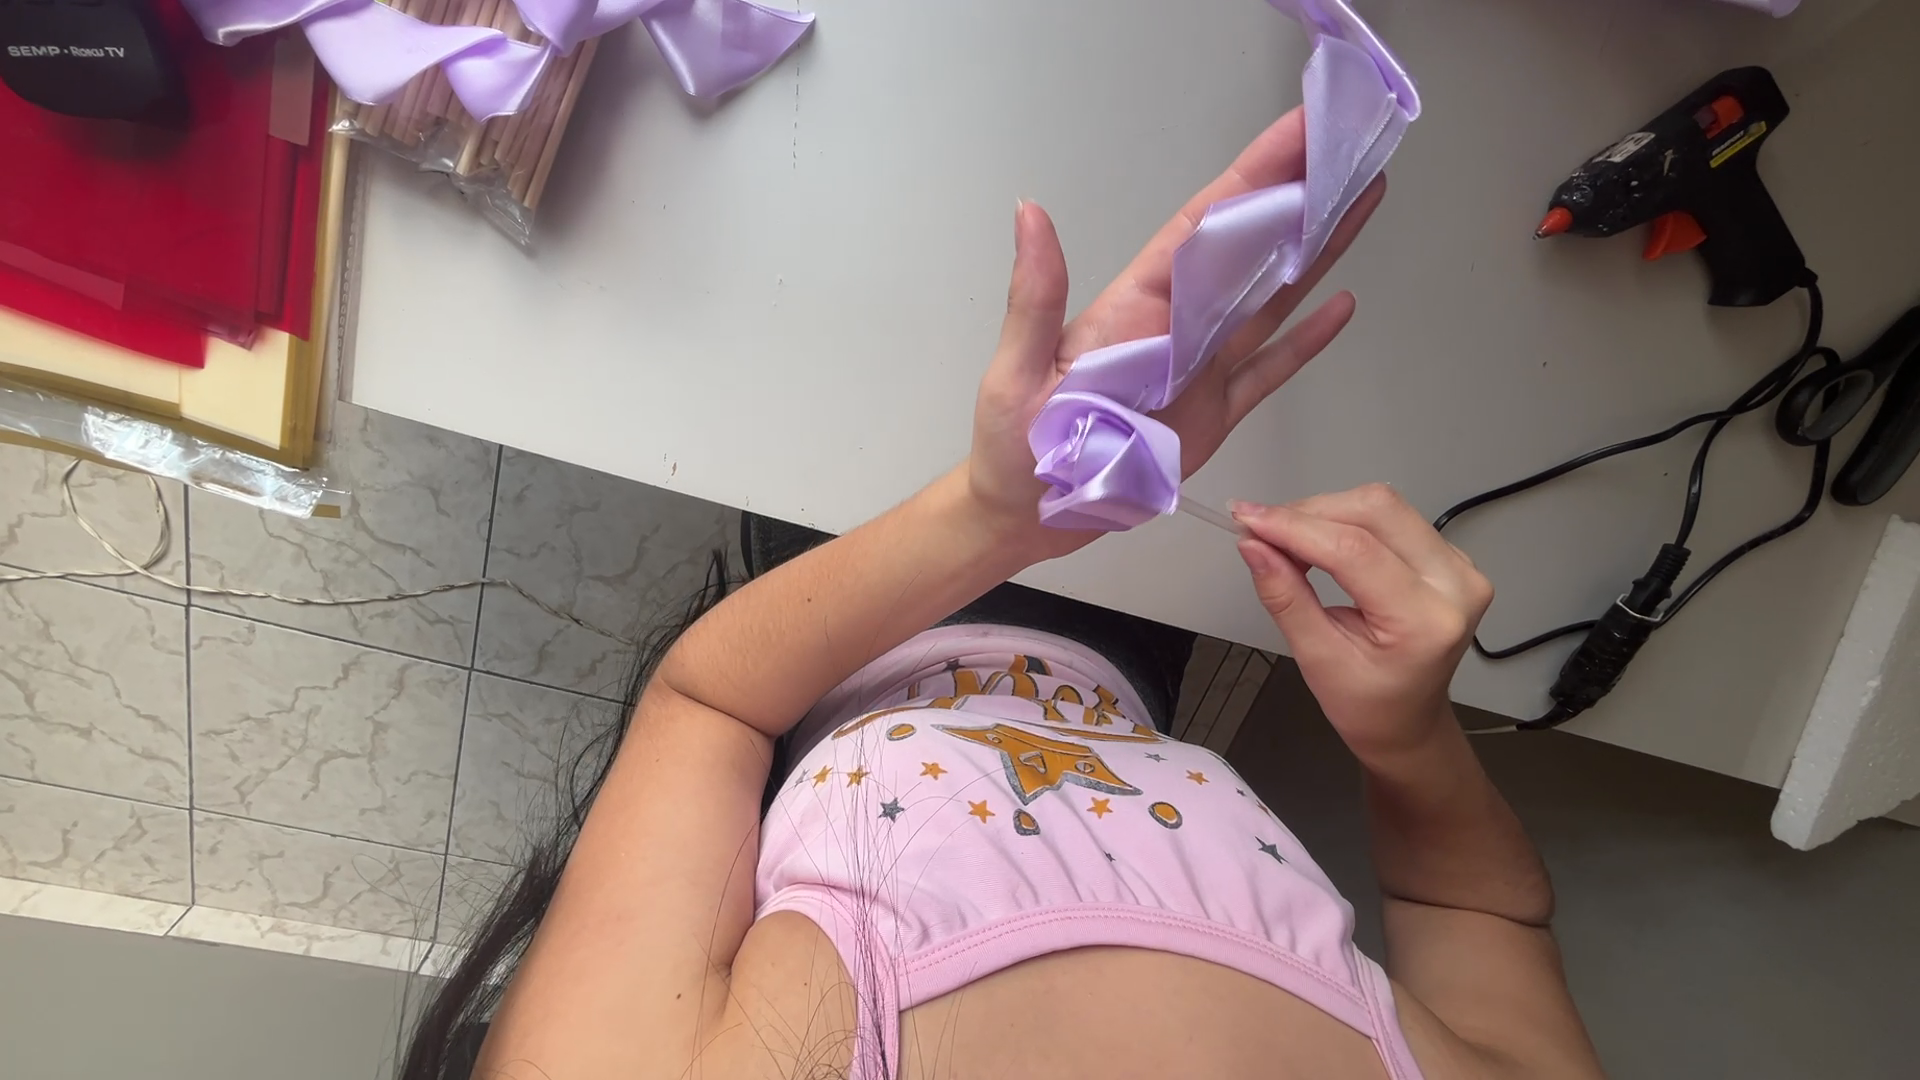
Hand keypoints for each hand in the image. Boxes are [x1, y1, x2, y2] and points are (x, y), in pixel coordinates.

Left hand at [965, 108, 1385, 558]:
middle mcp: (1173, 332)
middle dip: (1298, 200)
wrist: (1027, 515)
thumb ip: (1034, 298)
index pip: (1198, 232)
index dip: (1250, 180)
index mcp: (1130, 311)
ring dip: (1314, 255)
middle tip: (1354, 146)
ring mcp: (1198, 374)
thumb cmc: (1010, 446)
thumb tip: (1030, 210)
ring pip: (1268, 305)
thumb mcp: (1016, 372)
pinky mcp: (1212, 418)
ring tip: (1361, 200)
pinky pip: (1265, 374)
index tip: (1300, 130)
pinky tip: (1340, 306)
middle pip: (1245, 256)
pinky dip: (1303, 344)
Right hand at [1231, 485, 1493, 758]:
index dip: (1294, 527)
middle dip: (1309, 512)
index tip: (1244, 519)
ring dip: (1323, 512)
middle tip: (1261, 530)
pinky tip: (1316, 544)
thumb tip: (1251, 545)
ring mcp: (1459, 565)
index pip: (1354, 550)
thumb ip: (1285, 597)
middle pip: (1375, 511)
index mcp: (1424, 621)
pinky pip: (1390, 518)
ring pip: (1382, 506)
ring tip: (1285, 541)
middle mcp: (1455, 583)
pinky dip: (1341, 520)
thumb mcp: (1315, 657)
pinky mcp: (1448, 555)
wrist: (1408, 721)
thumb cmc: (1363, 702)